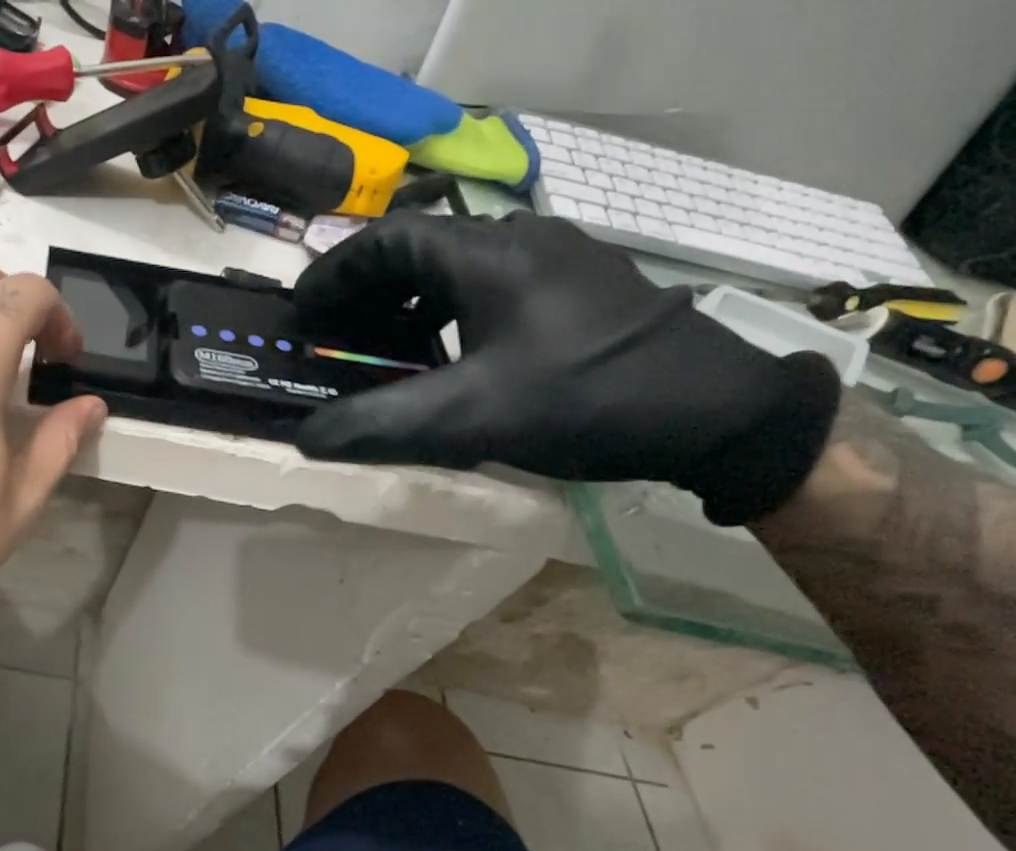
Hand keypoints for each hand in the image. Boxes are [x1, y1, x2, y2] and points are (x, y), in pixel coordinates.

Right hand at [292, 212, 843, 524]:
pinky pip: (493, 286)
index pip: (386, 240)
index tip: (302, 312)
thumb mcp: (473, 418)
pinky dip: (450, 312)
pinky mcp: (580, 287)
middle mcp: (520, 241)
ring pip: (457, 267)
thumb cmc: (587, 401)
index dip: (334, 274)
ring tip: (385, 349)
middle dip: (367, 291)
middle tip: (336, 336)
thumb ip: (381, 425)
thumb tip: (305, 439)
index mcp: (488, 255)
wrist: (719, 413)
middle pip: (419, 249)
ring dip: (408, 303)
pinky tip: (452, 356)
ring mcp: (557, 260)